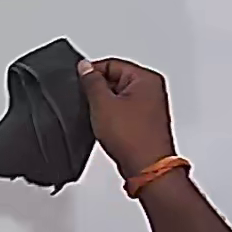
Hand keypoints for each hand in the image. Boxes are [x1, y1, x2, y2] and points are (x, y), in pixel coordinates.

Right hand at [78, 57, 177, 176]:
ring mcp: (149, 107)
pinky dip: (112, 116)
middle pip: (115, 79)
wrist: (146, 167)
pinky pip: (122, 111)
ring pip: (117, 96)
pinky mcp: (144, 122)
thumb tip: (85, 67)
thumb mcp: (102, 103)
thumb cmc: (133, 137)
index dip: (91, 73)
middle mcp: (152, 90)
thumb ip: (91, 81)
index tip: (79, 83)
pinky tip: (107, 127)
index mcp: (146, 78)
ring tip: (102, 118)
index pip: (111, 64)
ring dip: (105, 105)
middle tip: (91, 104)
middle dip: (99, 91)